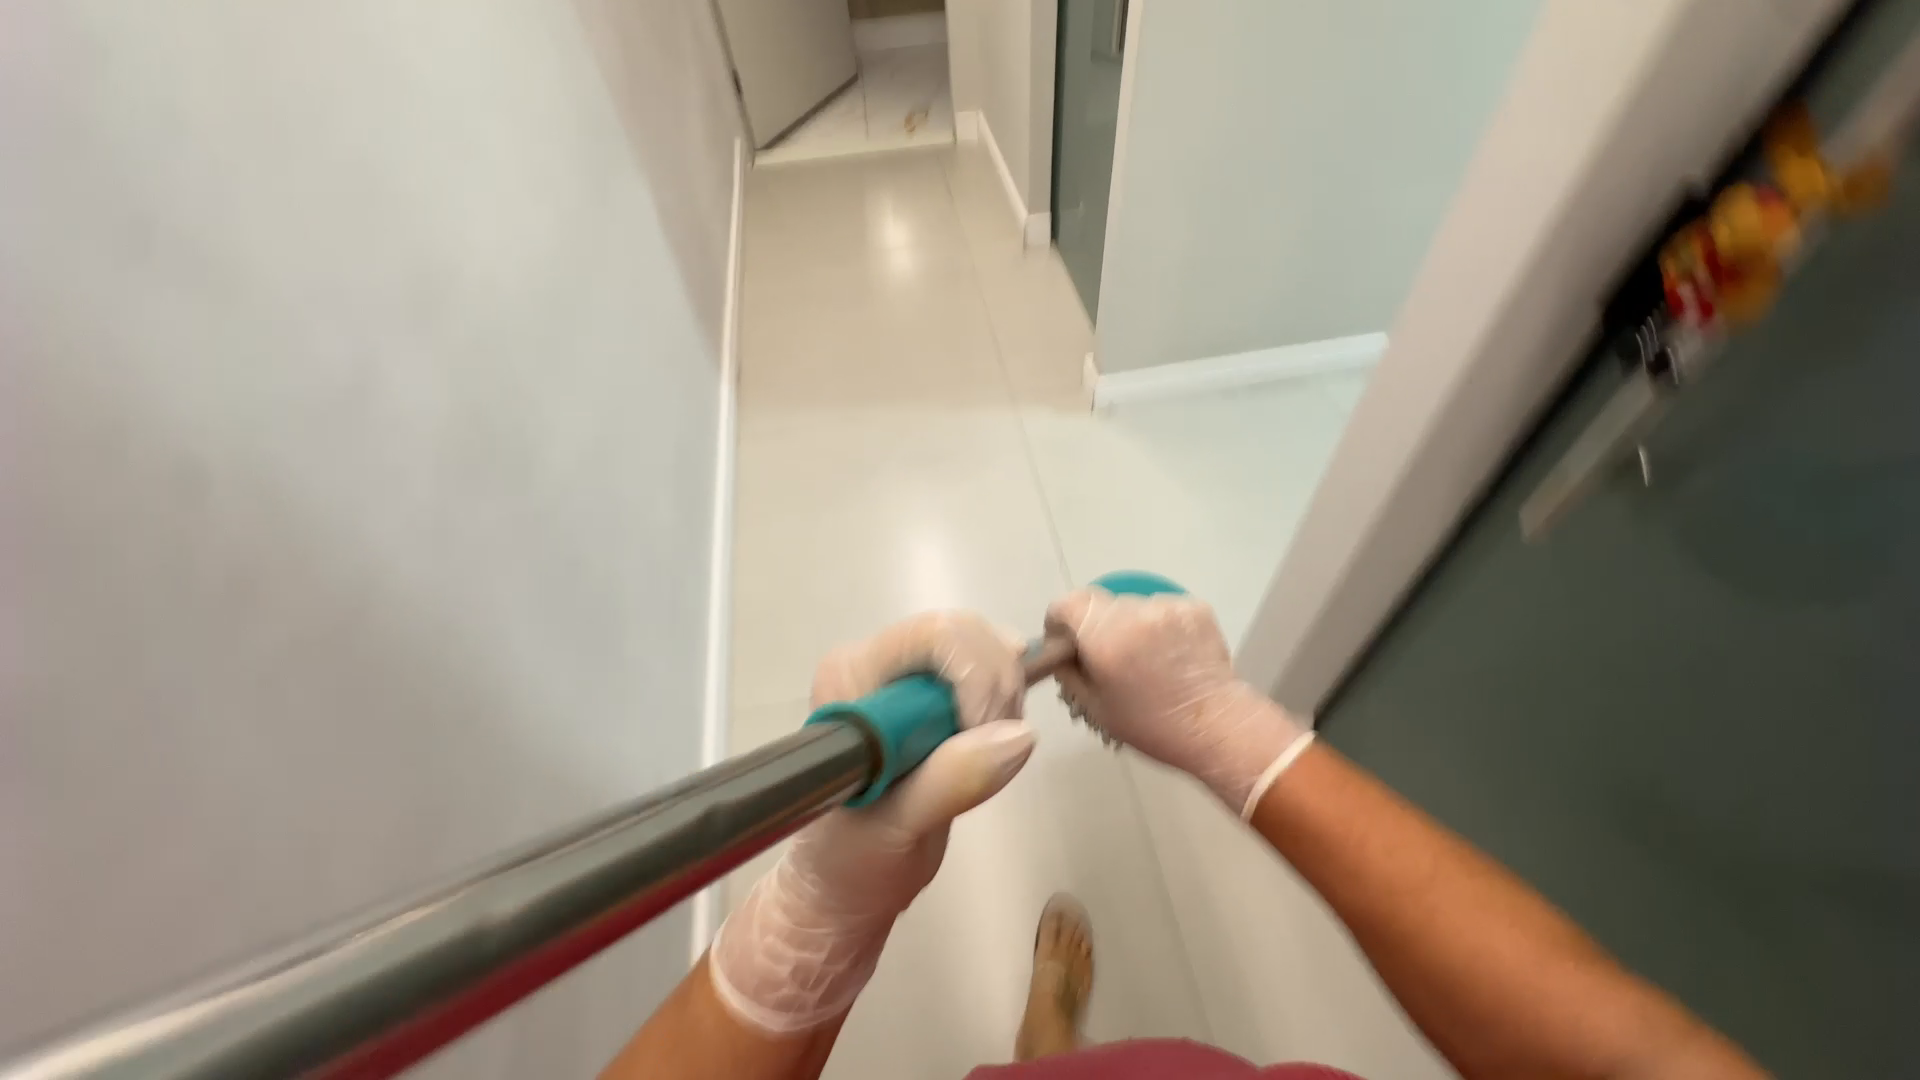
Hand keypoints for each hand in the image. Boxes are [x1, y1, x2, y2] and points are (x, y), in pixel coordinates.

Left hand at [709, 612, 1034, 1032]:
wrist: (849, 886)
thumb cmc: (851, 860)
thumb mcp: (894, 828)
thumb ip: (950, 781)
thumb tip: (1021, 735)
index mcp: (851, 678)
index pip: (930, 636)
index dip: (972, 673)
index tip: (984, 733)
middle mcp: (879, 662)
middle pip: (964, 631)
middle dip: (996, 683)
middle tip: (997, 747)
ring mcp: (911, 675)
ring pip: (985, 645)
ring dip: (1006, 695)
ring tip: (991, 752)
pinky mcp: (939, 692)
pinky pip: (991, 669)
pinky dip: (1008, 698)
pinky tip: (997, 735)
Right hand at [1045, 590, 1310, 817]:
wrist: (1218, 727)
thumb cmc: (1151, 725)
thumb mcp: (1095, 708)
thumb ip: (1070, 673)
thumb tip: (1062, 652)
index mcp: (1104, 637)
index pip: (1066, 604)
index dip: (1059, 621)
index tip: (1066, 643)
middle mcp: (1134, 612)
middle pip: (1098, 604)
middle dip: (1095, 626)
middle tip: (1107, 656)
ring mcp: (1167, 606)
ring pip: (1131, 606)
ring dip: (1128, 625)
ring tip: (1145, 658)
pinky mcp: (1194, 607)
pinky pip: (1161, 609)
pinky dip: (1157, 626)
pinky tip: (1169, 654)